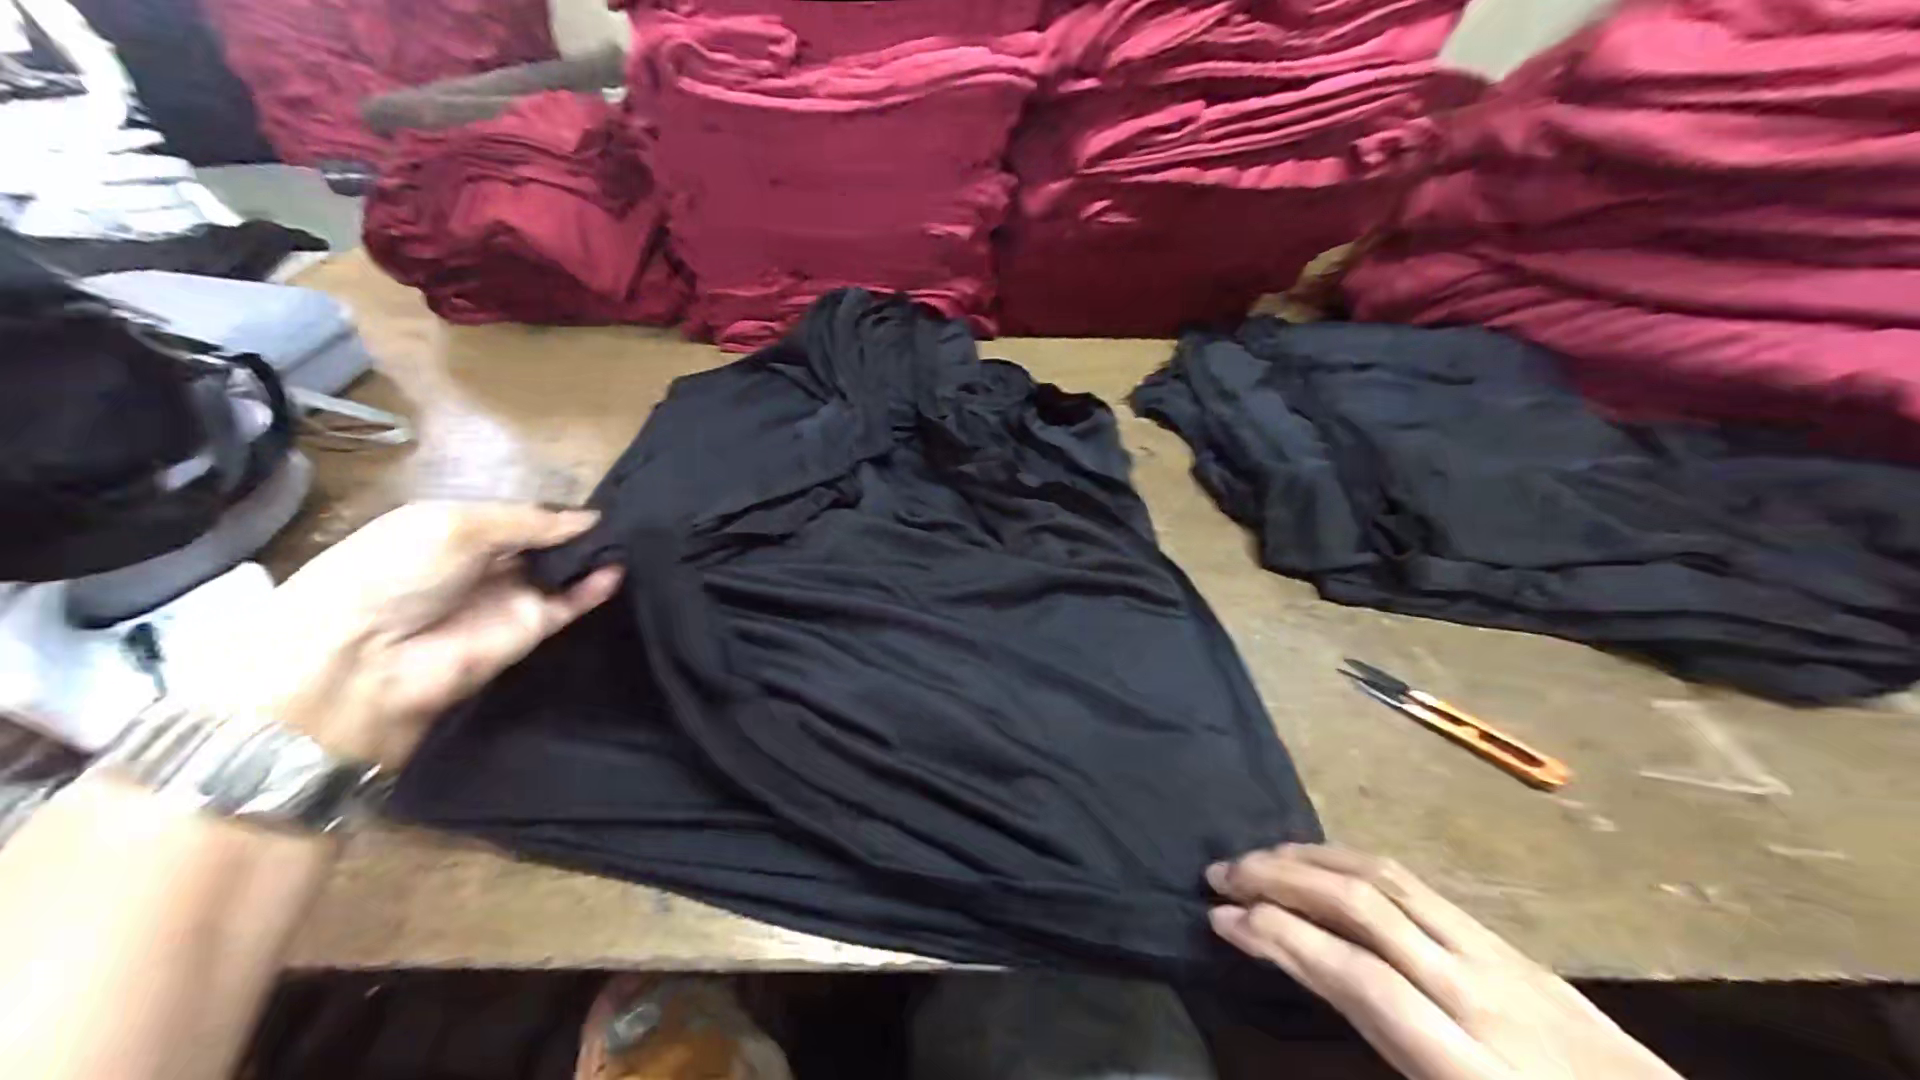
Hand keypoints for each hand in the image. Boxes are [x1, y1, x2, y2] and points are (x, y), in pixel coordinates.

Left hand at [230, 502, 621, 766]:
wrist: (366, 656)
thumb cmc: (397, 570)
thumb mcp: (457, 524)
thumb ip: (530, 521)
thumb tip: (590, 518)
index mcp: (462, 529)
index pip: (525, 515)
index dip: (558, 508)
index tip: (599, 498)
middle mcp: (492, 561)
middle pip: (550, 541)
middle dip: (582, 529)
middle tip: (626, 516)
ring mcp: (515, 595)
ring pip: (568, 569)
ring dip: (595, 553)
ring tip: (631, 536)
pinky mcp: (535, 628)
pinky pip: (574, 602)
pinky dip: (598, 586)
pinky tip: (620, 567)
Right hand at [1207, 845, 1682, 1079]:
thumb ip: (1385, 1046)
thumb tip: (1309, 977)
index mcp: (1474, 1069)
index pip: (1359, 980)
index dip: (1281, 941)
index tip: (1222, 921)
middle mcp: (1484, 999)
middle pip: (1367, 911)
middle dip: (1281, 881)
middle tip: (1221, 874)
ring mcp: (1503, 963)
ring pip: (1391, 882)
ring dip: (1310, 860)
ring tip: (1257, 858)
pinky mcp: (1513, 948)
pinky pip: (1419, 887)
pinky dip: (1352, 863)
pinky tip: (1321, 865)